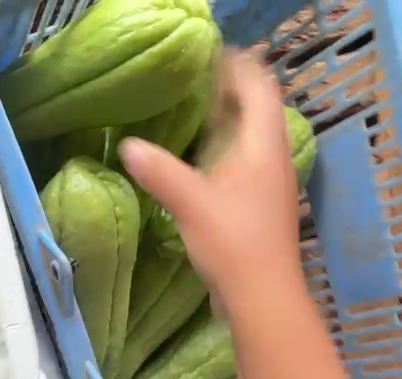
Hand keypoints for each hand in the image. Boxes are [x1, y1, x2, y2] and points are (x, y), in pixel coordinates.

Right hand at [122, 51, 307, 316]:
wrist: (262, 296)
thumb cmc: (233, 242)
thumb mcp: (191, 204)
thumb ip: (160, 172)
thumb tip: (128, 146)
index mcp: (263, 144)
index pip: (258, 86)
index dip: (236, 66)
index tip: (206, 58)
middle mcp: (274, 157)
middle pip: (257, 110)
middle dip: (228, 93)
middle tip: (192, 87)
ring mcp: (270, 184)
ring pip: (251, 140)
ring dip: (226, 126)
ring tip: (193, 121)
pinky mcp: (261, 208)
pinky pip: (245, 166)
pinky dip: (225, 155)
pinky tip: (201, 168)